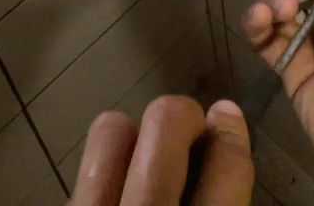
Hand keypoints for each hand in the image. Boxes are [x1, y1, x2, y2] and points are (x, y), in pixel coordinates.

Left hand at [67, 95, 253, 204]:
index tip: (226, 119)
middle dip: (183, 115)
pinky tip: (115, 189)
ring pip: (112, 129)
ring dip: (133, 134)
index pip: (226, 165)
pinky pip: (83, 169)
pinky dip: (105, 169)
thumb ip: (223, 201)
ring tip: (143, 156)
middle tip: (190, 133)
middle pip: (165, 122)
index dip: (230, 134)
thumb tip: (225, 149)